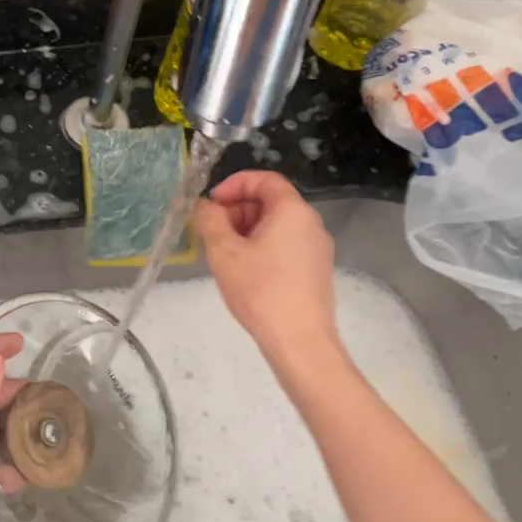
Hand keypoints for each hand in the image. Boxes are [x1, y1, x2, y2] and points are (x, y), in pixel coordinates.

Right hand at [193, 170, 340, 362]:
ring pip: (275, 224)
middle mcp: (311, 224)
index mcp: (293, 211)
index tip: (212, 204)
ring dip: (245, 230)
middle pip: (270, 201)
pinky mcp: (315, 270)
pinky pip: (284, 244)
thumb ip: (210, 219)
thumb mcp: (224, 251)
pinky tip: (243, 271)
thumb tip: (205, 206)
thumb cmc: (261, 290)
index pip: (265, 179)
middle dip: (237, 209)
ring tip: (224, 254)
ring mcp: (316, 248)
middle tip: (212, 232)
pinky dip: (260, 246)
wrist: (300, 342)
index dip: (235, 184)